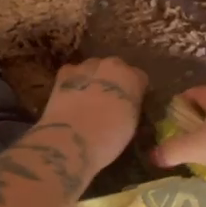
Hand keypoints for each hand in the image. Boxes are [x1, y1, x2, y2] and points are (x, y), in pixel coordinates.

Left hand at [40, 58, 146, 174]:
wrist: (73, 140)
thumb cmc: (109, 138)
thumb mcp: (131, 123)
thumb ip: (130, 106)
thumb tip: (125, 106)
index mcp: (134, 78)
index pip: (139, 78)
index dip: (134, 90)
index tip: (129, 103)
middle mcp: (113, 65)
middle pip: (116, 67)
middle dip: (113, 80)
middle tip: (108, 100)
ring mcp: (88, 66)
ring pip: (94, 67)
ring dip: (93, 78)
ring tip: (87, 98)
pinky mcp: (66, 72)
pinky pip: (73, 73)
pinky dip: (73, 81)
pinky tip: (70, 96)